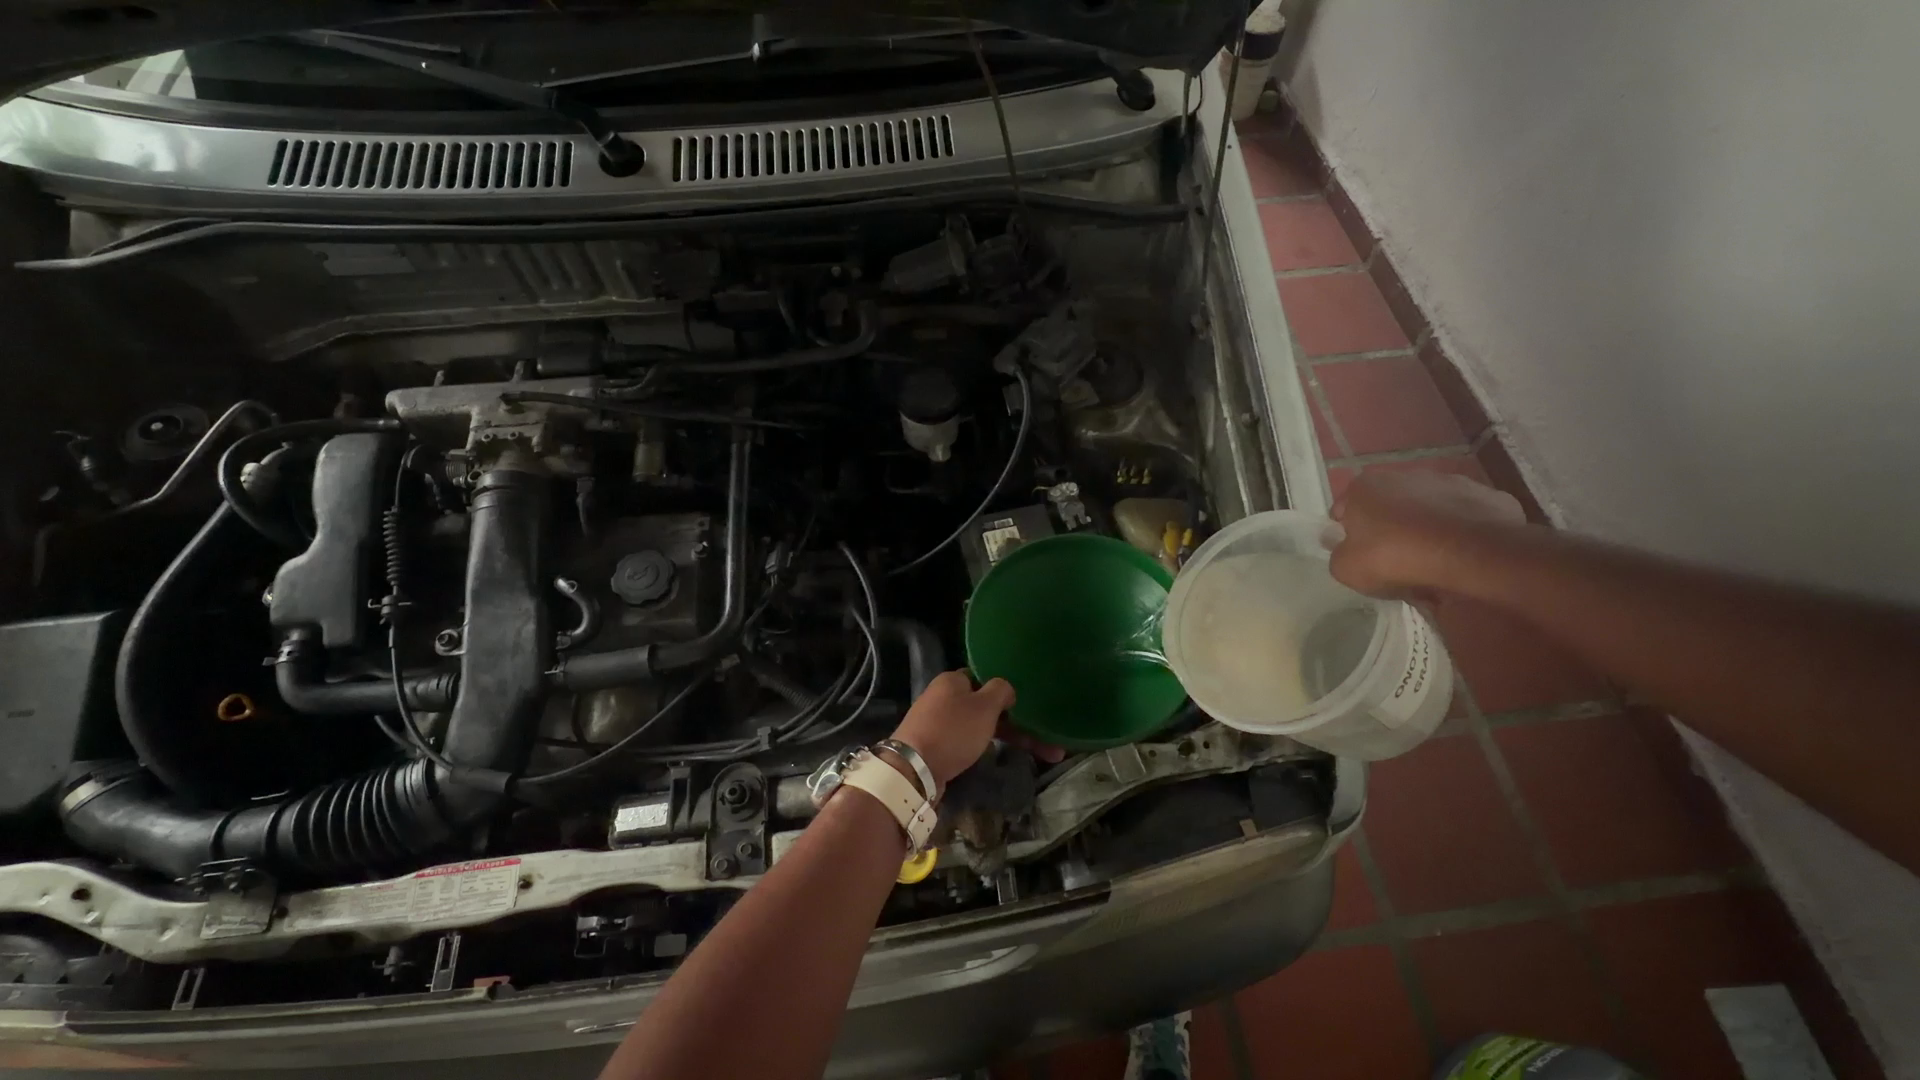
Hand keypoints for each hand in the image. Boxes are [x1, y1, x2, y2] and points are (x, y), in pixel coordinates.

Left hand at [888, 671, 1015, 787]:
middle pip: (972, 701)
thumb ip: (1000, 691)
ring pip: (964, 722)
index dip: (996, 691)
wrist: (914, 766)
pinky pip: (953, 738)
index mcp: (950, 679)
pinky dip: (966, 745)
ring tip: (999, 747)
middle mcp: (937, 694)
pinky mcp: (925, 741)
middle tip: (1014, 733)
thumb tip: (1005, 688)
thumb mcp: (986, 706)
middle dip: (993, 716)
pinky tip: (976, 755)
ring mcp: (929, 718)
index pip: (978, 677)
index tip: (1011, 709)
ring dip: (982, 732)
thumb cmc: (954, 731)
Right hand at [1329, 470, 1524, 596]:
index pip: (1344, 509)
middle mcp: (1403, 475)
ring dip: (1425, 531)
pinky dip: (1459, 534)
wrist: (1473, 553)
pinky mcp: (1485, 495)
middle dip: (1389, 531)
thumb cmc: (1396, 557)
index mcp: (1364, 487)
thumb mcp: (1347, 569)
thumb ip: (1339, 557)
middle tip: (1394, 565)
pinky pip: (1463, 518)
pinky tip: (1461, 558)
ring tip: (1432, 566)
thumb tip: (1346, 552)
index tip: (1357, 558)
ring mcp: (1448, 482)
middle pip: (1387, 508)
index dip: (1346, 535)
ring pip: (1427, 511)